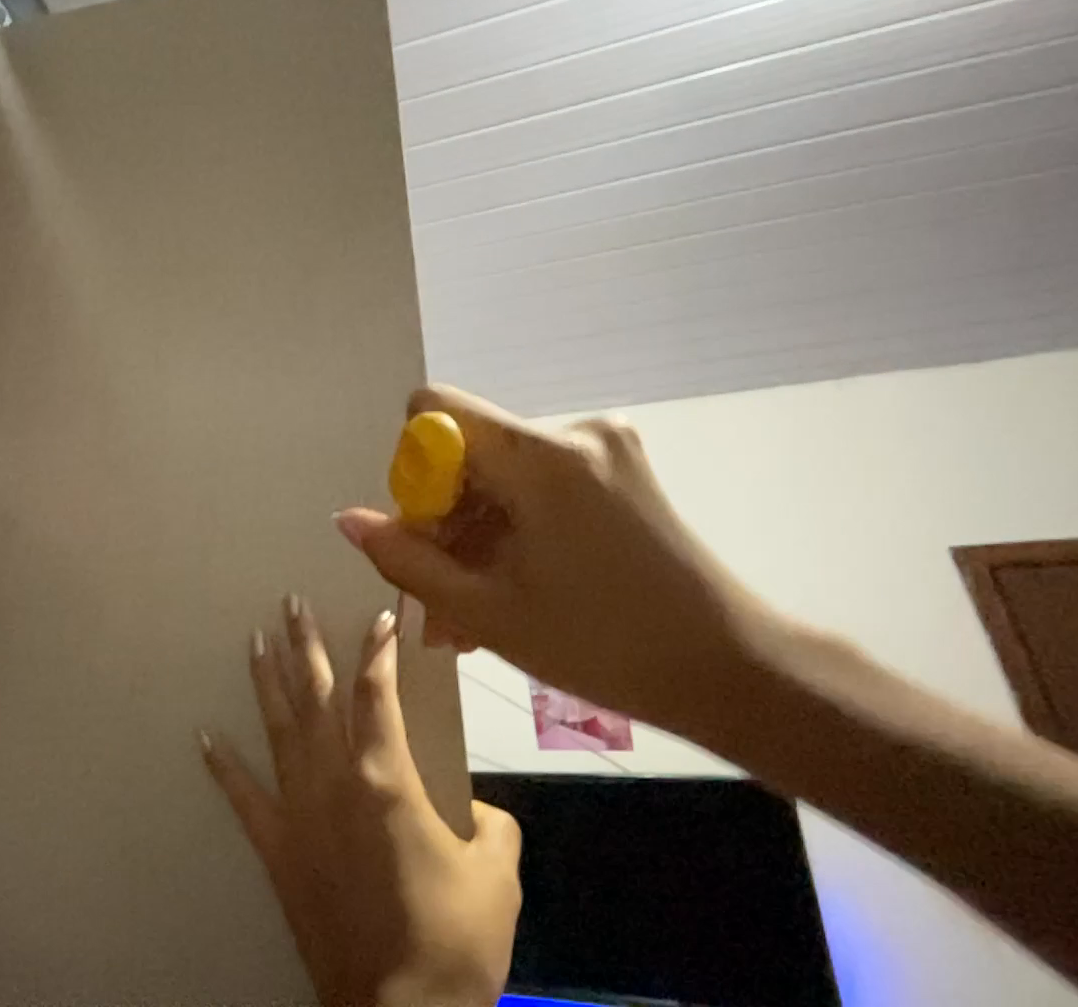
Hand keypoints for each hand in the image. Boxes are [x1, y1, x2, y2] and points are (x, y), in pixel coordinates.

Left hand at [201, 596, 520, 1006]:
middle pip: (317, 696)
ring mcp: (298, 813)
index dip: (378, 649)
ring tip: (256, 640)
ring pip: (279, 730)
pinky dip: (223, 766)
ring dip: (267, 682)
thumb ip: (490, 824)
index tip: (380, 616)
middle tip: (291, 602)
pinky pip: (243, 798)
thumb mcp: (497, 871)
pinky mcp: (276, 849)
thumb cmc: (455, 938)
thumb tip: (474, 810)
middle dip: (306, 645)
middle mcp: (333, 781)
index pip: (377, 693)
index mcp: (386, 777)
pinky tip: (204, 736)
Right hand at [334, 384, 828, 739]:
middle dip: (443, 520)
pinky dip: (511, 531)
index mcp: (539, 455)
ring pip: (499, 475)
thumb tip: (345, 519)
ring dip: (474, 537)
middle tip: (442, 600)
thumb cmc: (603, 645)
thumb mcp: (486, 611)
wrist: (732, 669)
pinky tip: (509, 589)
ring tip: (472, 613)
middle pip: (466, 449)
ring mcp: (601, 448)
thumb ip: (406, 559)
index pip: (434, 409)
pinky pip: (535, 486)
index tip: (430, 532)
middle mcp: (572, 431)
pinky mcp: (619, 469)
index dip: (412, 468)